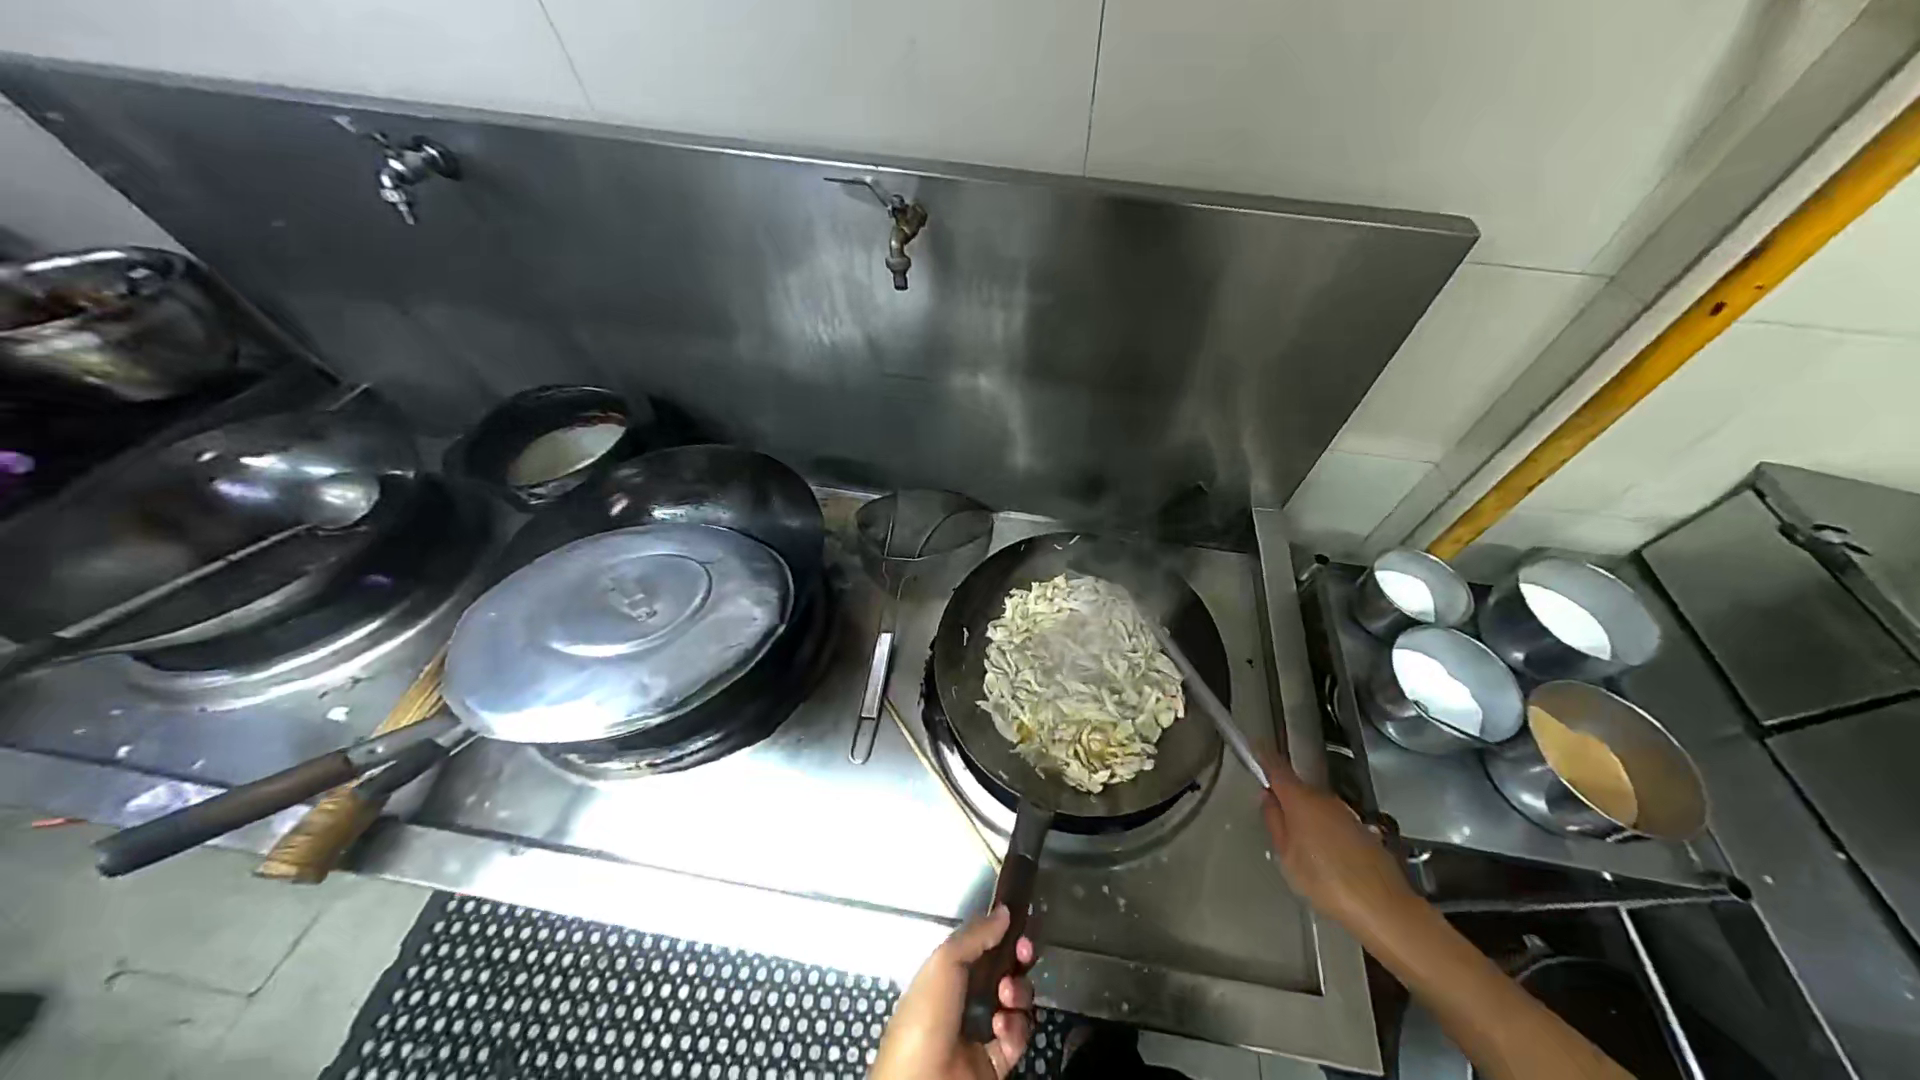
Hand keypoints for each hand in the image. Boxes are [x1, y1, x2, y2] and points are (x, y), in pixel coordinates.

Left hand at [871, 906, 1035, 1079]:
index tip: (1018, 927)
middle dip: (1017, 960)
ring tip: (1006, 997)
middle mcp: (965, 999)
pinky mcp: (997, 1061)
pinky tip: (1002, 1028)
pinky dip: (1016, 1029)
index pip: (980, 948)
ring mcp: (982, 1031)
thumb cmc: (926, 1016)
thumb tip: (1004, 910)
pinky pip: (1018, 1037)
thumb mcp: (944, 964)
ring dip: (1017, 992)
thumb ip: (975, 936)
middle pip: (1002, 971)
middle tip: (1024, 954)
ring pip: (1015, 1002)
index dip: (1000, 935)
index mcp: (946, 974)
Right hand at [1259, 752, 1417, 938]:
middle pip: (1299, 789)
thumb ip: (1274, 821)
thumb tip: (1268, 799)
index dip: (1266, 757)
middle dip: (1287, 798)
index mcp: (1301, 800)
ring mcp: (1348, 814)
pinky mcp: (1364, 831)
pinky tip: (1326, 857)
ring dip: (1307, 817)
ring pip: (1318, 807)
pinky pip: (1335, 823)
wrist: (1383, 907)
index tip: (1258, 748)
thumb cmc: (1325, 881)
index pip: (1278, 769)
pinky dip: (1326, 831)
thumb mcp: (1286, 855)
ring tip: (1301, 847)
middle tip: (1275, 820)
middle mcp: (1326, 800)